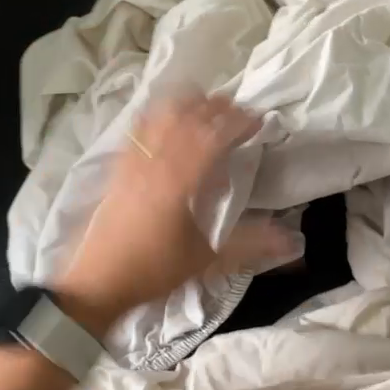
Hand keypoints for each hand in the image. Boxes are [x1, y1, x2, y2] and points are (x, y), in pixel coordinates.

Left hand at [54, 94, 292, 335]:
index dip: (238, 123)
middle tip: (237, 111)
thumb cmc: (153, 271)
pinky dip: (156, 116)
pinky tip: (164, 120)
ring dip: (185, 105)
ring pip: (158, 117)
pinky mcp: (116, 169)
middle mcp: (154, 163)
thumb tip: (292, 239)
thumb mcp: (205, 260)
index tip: (258, 122)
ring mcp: (131, 163)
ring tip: (205, 107)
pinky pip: (136, 130)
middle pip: (186, 117)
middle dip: (215, 107)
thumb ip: (249, 244)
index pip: (213, 136)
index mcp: (179, 182)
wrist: (97, 283)